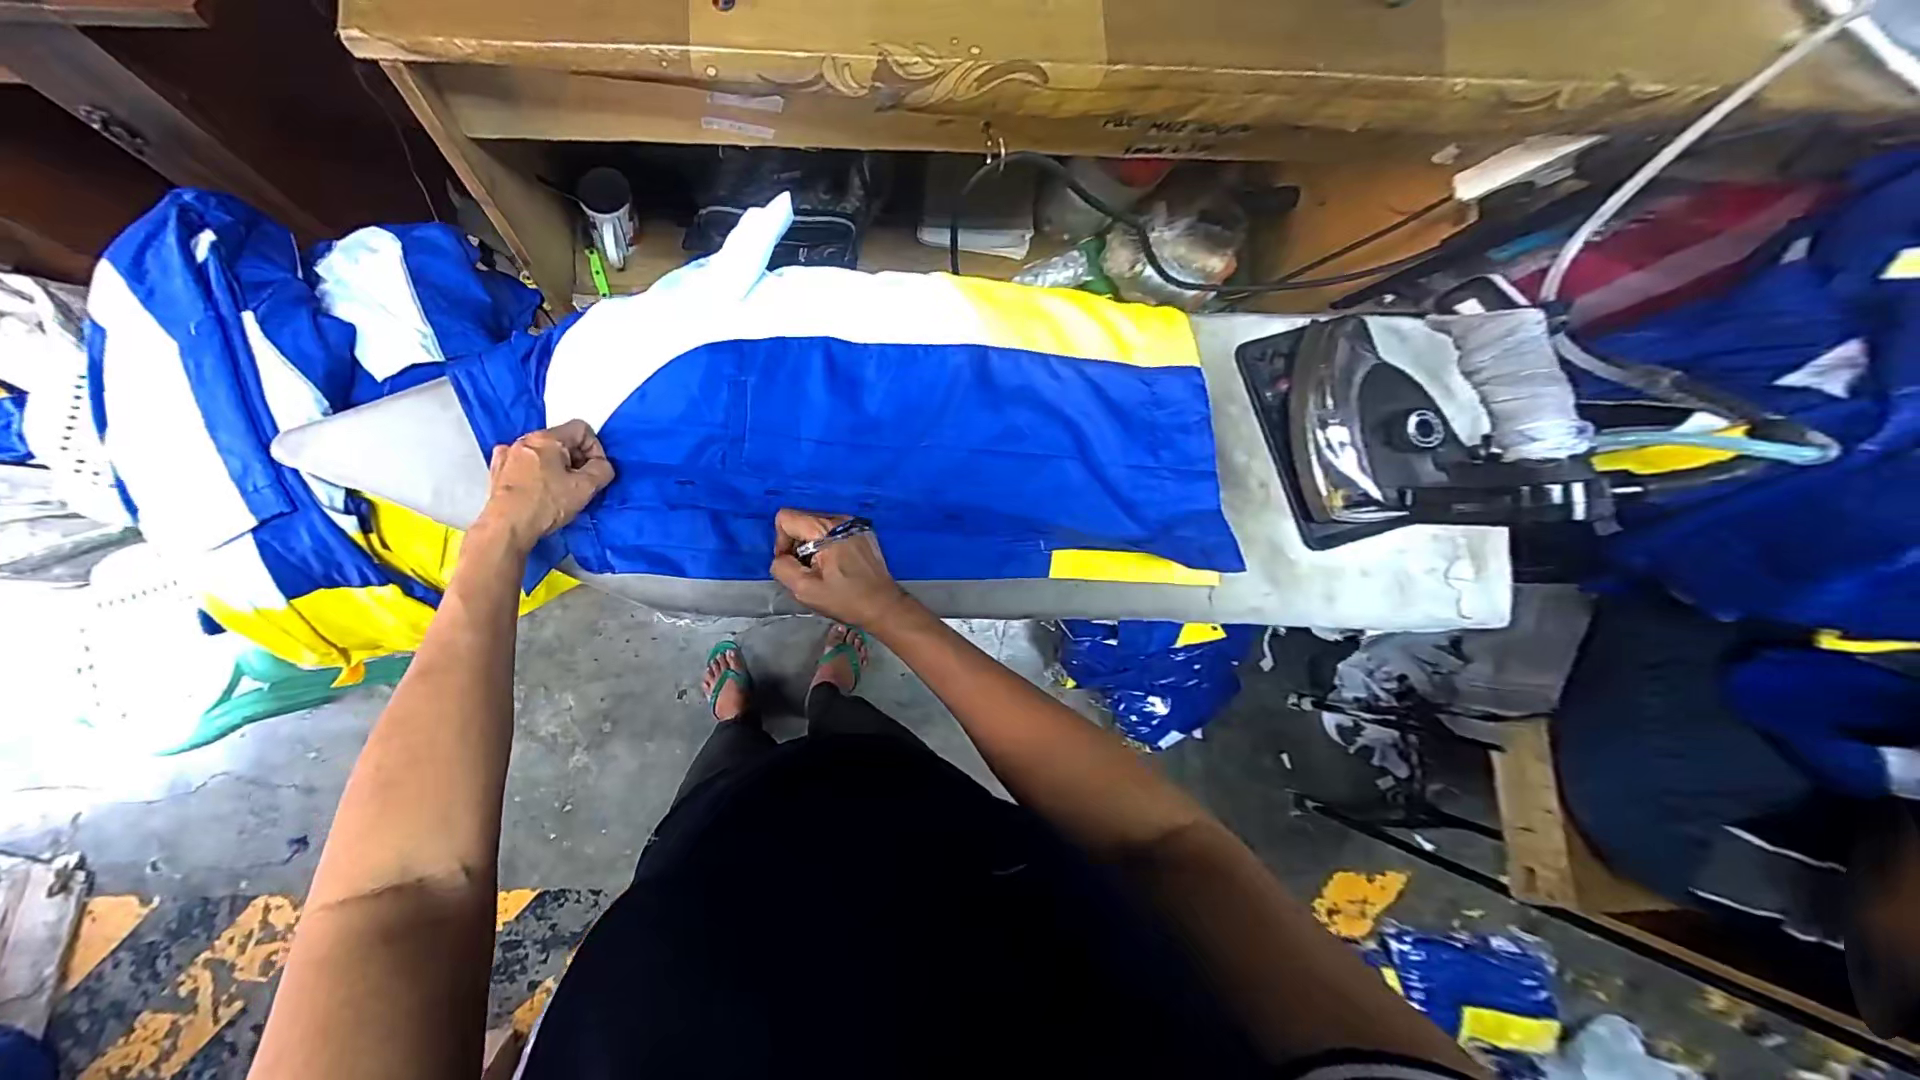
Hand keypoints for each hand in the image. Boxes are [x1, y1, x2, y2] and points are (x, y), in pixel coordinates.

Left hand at [473, 419, 615, 553]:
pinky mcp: (497, 472)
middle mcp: (523, 441)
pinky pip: (525, 464)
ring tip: (560, 490)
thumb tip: (600, 466)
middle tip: (581, 483)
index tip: (594, 470)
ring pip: (543, 453)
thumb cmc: (546, 505)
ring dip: (557, 467)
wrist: (508, 527)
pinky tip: (540, 489)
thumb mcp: (587, 487)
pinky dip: (536, 472)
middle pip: (562, 441)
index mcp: (546, 438)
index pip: (582, 429)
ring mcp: (507, 455)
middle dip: (577, 459)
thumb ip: (602, 469)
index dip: (595, 449)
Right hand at [769, 508, 915, 628]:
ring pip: (817, 526)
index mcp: (826, 529)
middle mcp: (841, 519)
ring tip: (824, 570)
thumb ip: (783, 568)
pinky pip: (833, 531)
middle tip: (809, 570)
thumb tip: (781, 557)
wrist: (884, 605)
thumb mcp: (805, 589)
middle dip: (797, 545)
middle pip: (802, 520)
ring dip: (812, 546)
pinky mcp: (863, 533)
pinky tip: (837, 566)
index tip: (792, 564)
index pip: (786, 518)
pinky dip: (828, 546)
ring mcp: (855, 524)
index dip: (781, 541)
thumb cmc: (846, 599)